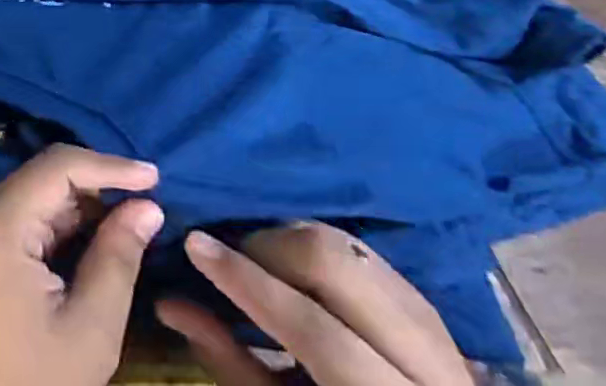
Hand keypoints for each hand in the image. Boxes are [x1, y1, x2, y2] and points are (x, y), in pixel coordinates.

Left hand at [0, 145, 164, 385]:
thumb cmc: (34, 378)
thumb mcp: (90, 326)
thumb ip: (118, 257)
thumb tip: (148, 206)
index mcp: (3, 219)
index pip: (61, 165)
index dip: (111, 165)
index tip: (157, 177)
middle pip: (51, 171)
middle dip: (103, 180)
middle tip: (152, 198)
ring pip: (46, 188)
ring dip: (91, 199)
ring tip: (138, 213)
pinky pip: (36, 209)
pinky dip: (73, 217)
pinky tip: (106, 232)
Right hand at [157, 225, 474, 385]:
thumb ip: (231, 363)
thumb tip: (169, 303)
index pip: (314, 329)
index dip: (248, 283)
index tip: (194, 244)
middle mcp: (428, 364)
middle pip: (336, 264)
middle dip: (268, 246)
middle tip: (228, 254)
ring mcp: (437, 328)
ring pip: (349, 246)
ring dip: (290, 240)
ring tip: (256, 260)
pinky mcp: (427, 305)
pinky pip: (361, 251)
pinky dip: (315, 247)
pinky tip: (291, 267)